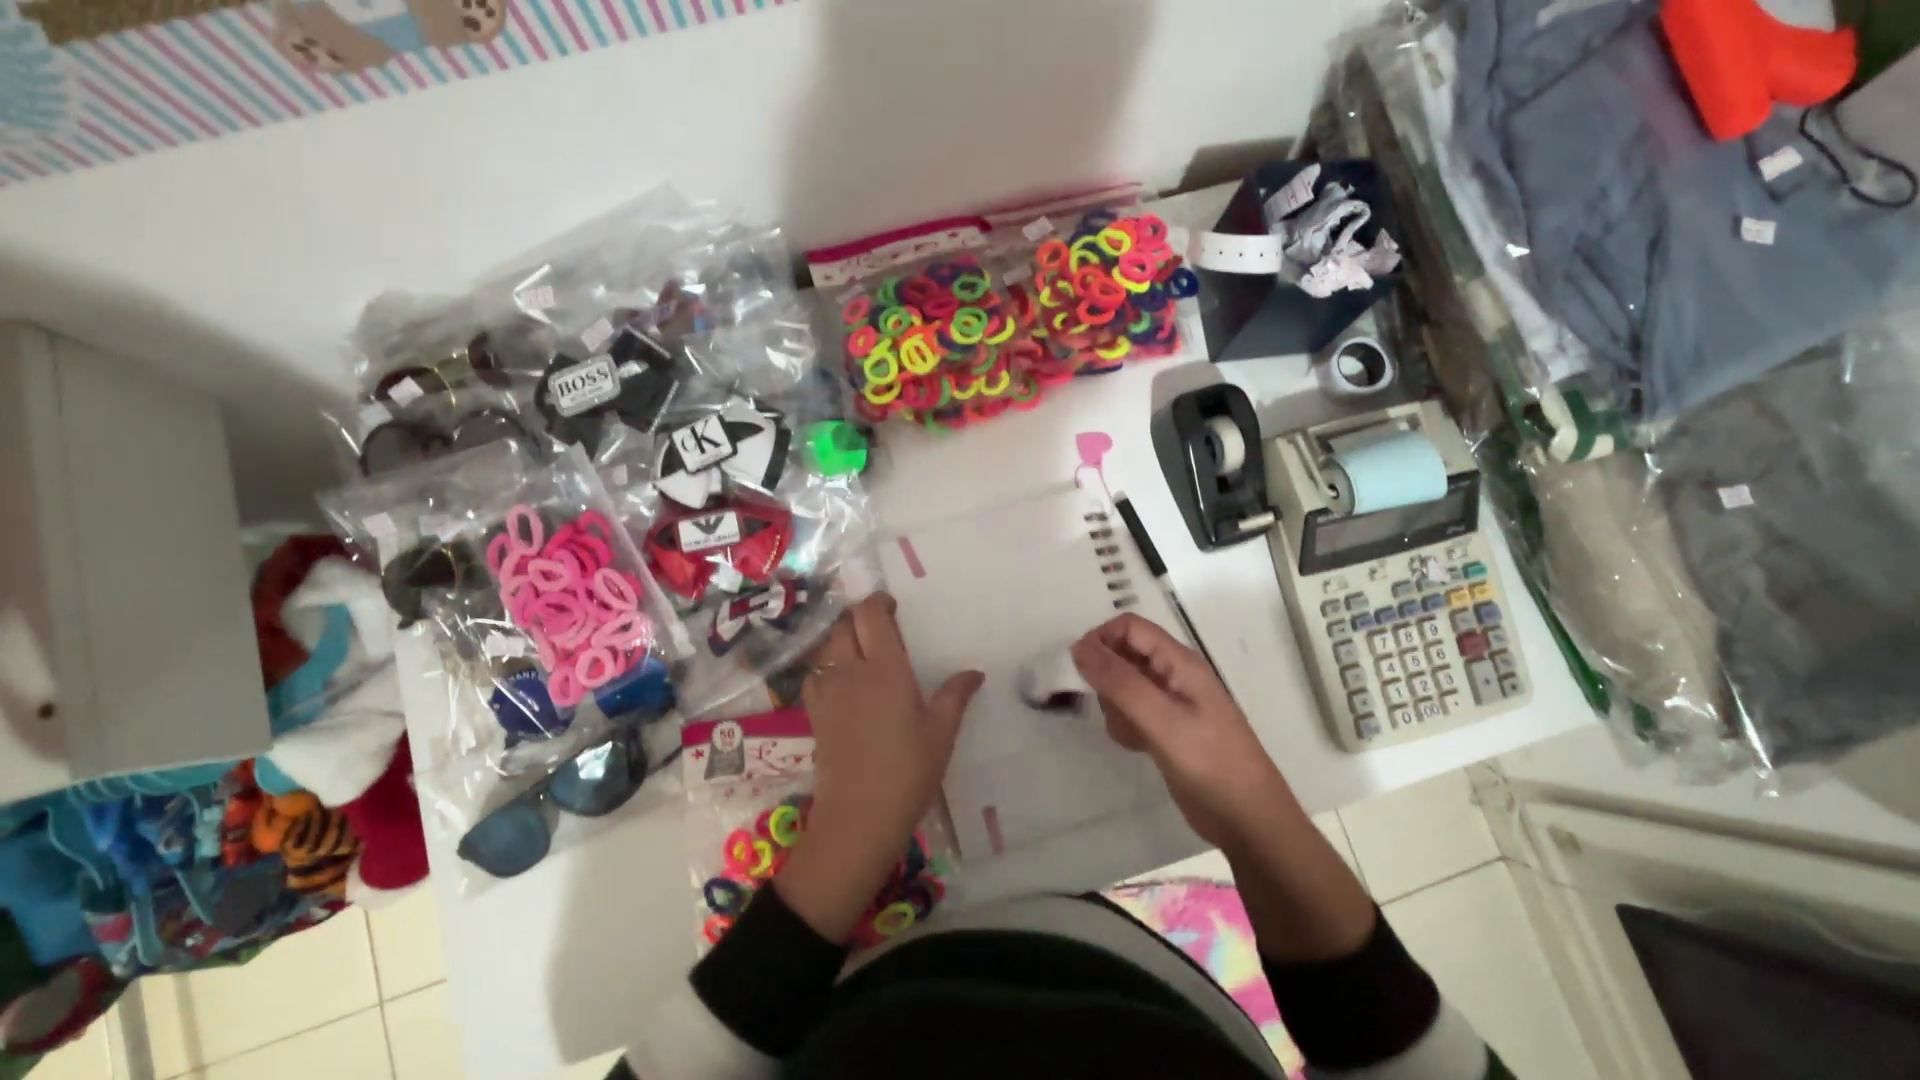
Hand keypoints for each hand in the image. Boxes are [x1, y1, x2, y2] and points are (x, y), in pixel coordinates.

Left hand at [775, 593, 981, 939]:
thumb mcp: (941, 733)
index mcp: (886, 669)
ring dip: (841, 639)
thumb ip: (955, 696)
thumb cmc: (908, 772)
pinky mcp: (814, 712)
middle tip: (880, 628)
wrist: (859, 815)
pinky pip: (814, 674)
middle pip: (844, 624)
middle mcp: (851, 671)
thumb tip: (974, 672)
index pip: (870, 615)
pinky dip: (826, 666)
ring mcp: (827, 691)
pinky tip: (842, 682)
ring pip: (826, 647)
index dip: (878, 602)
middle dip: (859, 618)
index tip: (892, 607)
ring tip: (861, 651)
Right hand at [1071, 614, 1293, 848]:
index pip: (1130, 627)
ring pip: (1124, 687)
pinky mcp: (1167, 731)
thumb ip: (1120, 682)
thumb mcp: (1162, 719)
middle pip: (1124, 655)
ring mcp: (1171, 705)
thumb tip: (1079, 647)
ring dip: (1114, 707)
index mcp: (1180, 662)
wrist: (1247, 818)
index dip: (1101, 640)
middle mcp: (1174, 676)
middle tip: (1111, 709)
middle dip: (1106, 678)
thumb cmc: (1210, 762)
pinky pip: (1132, 714)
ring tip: (1130, 733)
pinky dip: (1125, 726)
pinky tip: (1136, 747)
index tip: (1081, 671)